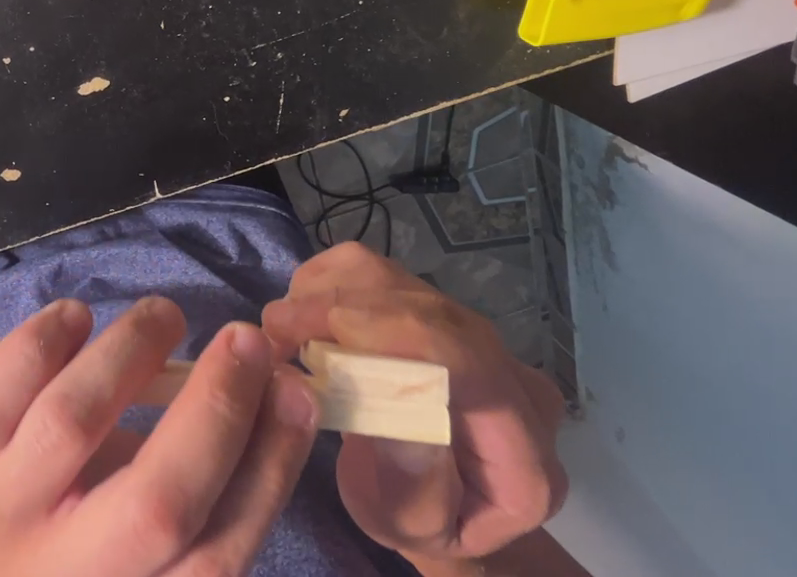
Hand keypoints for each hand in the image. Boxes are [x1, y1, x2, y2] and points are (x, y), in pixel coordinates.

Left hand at [0, 296, 320, 575]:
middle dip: (216, 407)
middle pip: (156, 502)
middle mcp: (63, 569)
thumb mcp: (133, 523)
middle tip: (245, 339)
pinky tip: (76, 319)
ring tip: (163, 316)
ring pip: (71, 422)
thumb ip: (194, 466)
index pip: (218, 554)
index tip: (296, 388)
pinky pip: (3, 381)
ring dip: (132, 351)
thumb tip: (272, 382)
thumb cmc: (70, 523)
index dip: (269, 465)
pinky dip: (48, 336)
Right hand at [261, 243, 566, 571]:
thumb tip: (395, 428)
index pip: (475, 368)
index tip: (318, 326)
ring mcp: (474, 331)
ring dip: (329, 293)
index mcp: (522, 448)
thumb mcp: (409, 527)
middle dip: (343, 307)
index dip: (398, 333)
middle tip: (274, 328)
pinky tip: (304, 317)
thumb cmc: (419, 520)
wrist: (433, 496)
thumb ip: (413, 487)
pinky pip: (376, 270)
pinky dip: (329, 282)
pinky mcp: (436, 304)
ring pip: (396, 281)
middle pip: (429, 311)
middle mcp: (512, 377)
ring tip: (283, 329)